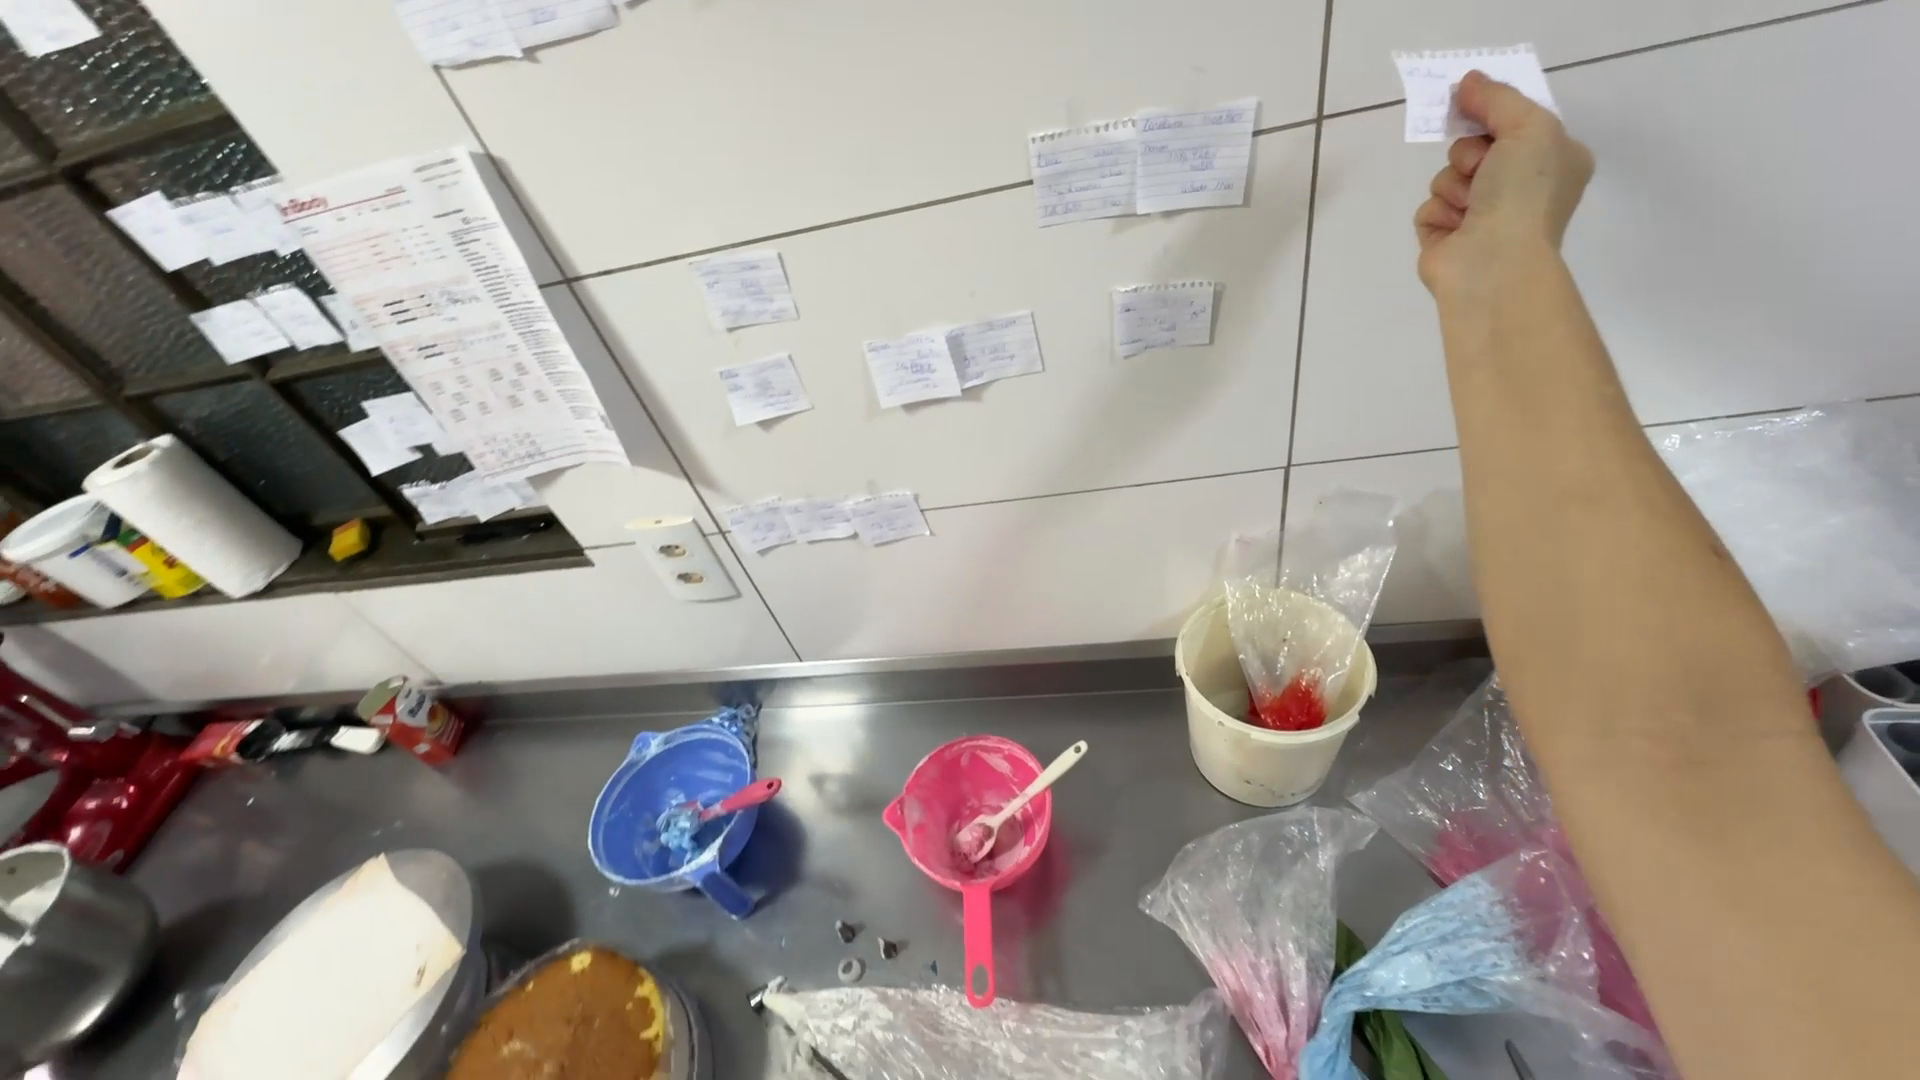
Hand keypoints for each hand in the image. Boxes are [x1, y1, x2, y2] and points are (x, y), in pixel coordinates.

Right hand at [1414, 71, 1594, 296]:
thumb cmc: (1524, 192)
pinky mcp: (1446, 237)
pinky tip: (1454, 228)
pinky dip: (1437, 214)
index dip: (1491, 115)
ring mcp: (1481, 215)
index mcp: (1553, 160)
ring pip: (1447, 177)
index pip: (1513, 123)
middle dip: (1470, 155)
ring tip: (1469, 207)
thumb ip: (1497, 98)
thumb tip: (1466, 80)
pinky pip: (1428, 208)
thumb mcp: (1529, 126)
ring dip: (1453, 186)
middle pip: (1473, 148)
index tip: (1473, 108)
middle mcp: (1519, 188)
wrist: (1495, 260)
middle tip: (1482, 170)